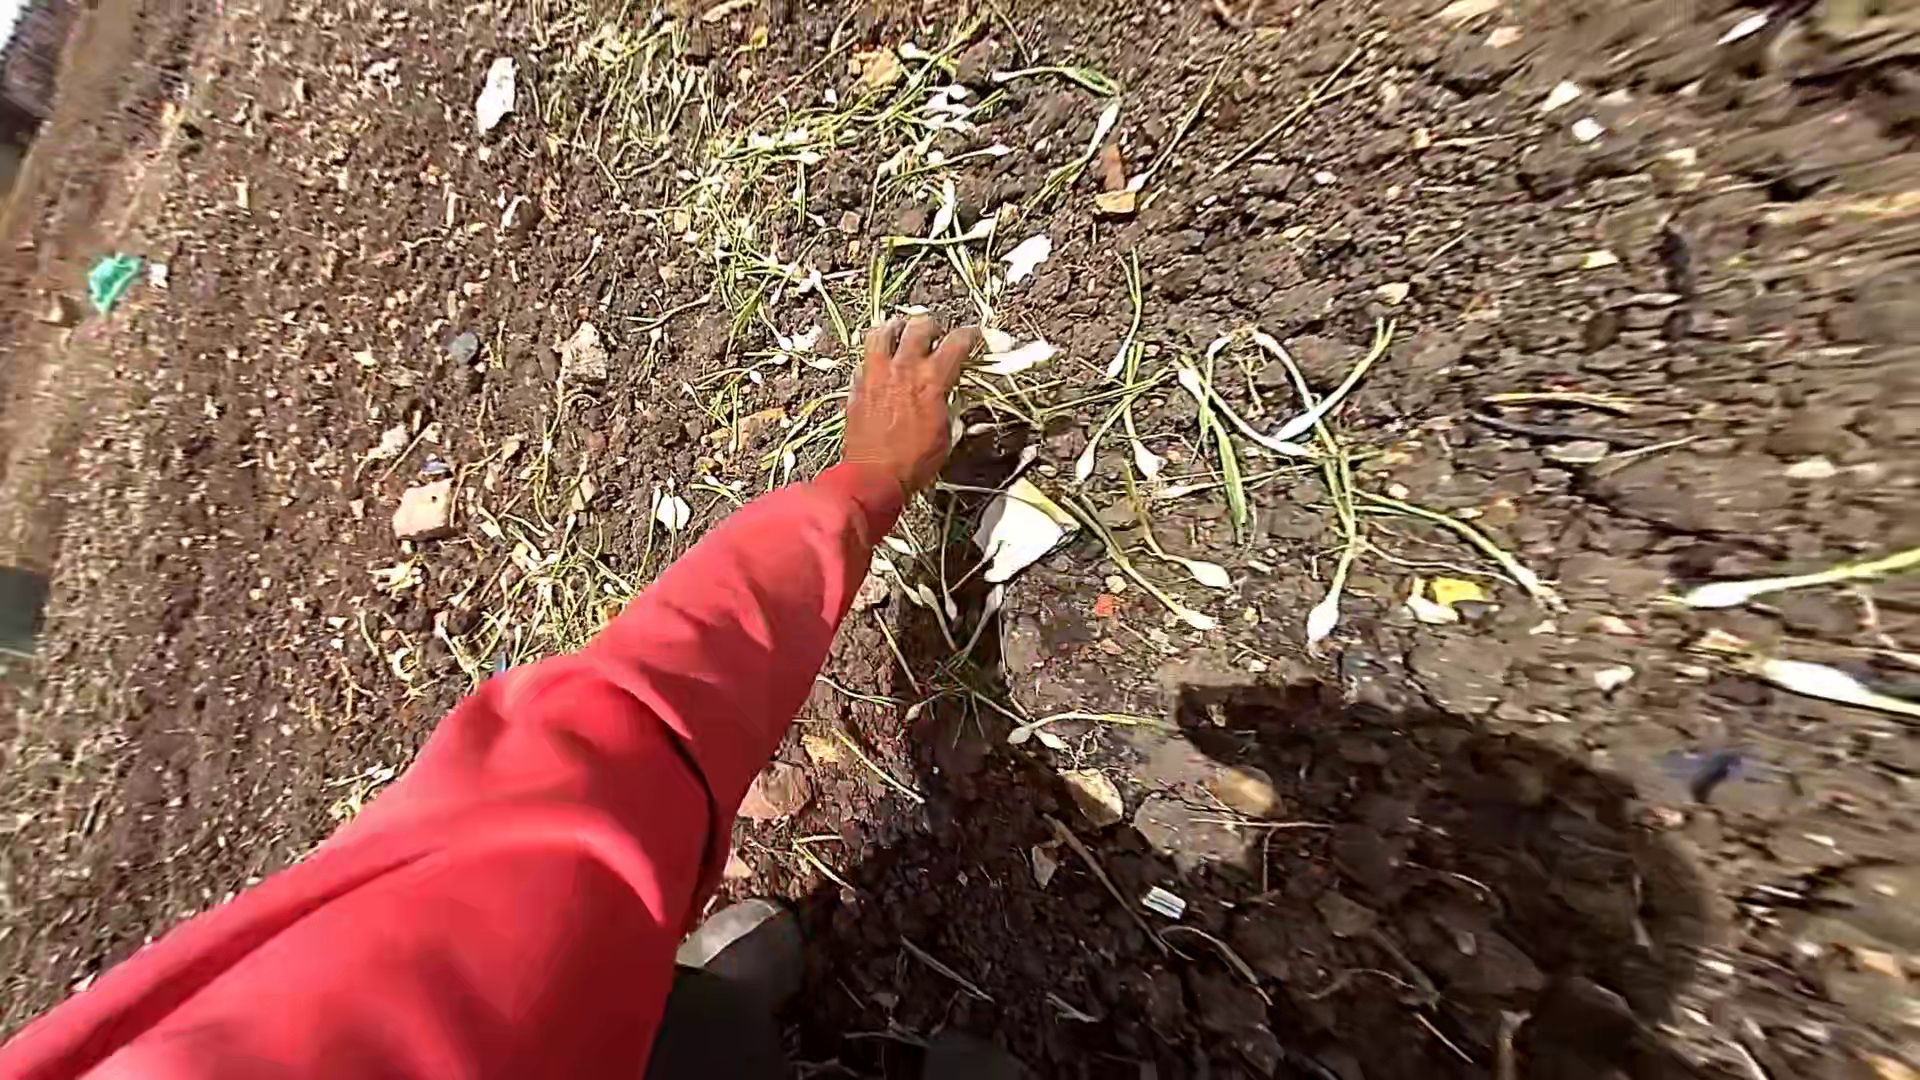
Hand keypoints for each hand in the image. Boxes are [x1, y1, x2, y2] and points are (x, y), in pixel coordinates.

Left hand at [842, 316, 977, 494]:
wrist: (874, 477)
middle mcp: (904, 368)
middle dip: (932, 326)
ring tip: (901, 332)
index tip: (974, 337)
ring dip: (896, 328)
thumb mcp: (945, 435)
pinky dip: (876, 355)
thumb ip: (947, 406)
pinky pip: (865, 358)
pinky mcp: (857, 385)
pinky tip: (880, 363)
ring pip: (883, 331)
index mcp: (932, 379)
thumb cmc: (914, 463)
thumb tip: (948, 396)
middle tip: (935, 332)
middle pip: (919, 327)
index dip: (970, 336)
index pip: (957, 343)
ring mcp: (876, 373)